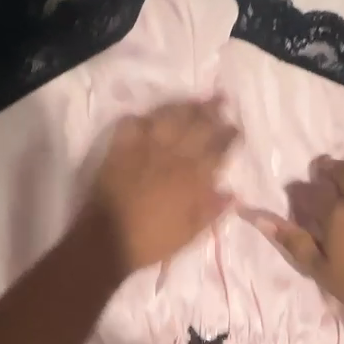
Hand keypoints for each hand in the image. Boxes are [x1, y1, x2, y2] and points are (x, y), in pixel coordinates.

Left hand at [84, 99, 238, 272]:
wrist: (106, 241)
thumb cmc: (151, 242)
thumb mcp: (189, 234)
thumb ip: (211, 211)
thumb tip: (231, 193)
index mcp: (193, 178)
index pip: (218, 149)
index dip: (229, 136)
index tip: (236, 128)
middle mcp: (173, 156)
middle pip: (197, 125)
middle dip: (213, 111)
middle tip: (221, 101)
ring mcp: (145, 148)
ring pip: (169, 117)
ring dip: (184, 107)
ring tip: (194, 102)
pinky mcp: (121, 148)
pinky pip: (134, 122)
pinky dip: (144, 118)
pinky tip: (151, 119)